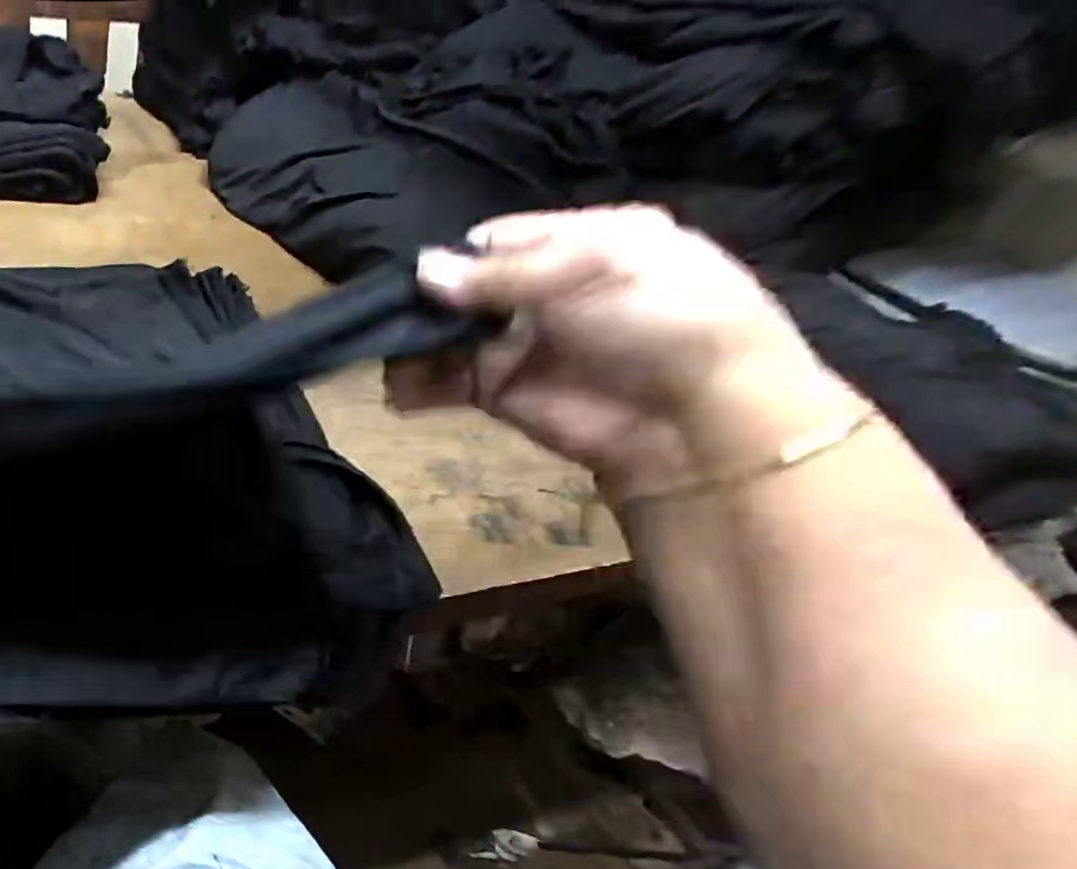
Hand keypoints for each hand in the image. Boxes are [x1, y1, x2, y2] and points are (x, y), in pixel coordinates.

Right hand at [391, 205, 853, 488]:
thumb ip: (502, 274)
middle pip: (461, 292)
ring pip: (446, 338)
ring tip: (387, 357)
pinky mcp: (498, 394)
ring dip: (413, 346)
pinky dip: (416, 388)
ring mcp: (515, 345)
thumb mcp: (588, 271)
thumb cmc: (655, 317)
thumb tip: (421, 271)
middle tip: (385, 321)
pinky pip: (445, 384)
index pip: (493, 242)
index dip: (453, 256)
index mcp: (571, 244)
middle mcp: (537, 293)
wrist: (690, 418)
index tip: (414, 276)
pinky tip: (397, 390)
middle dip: (424, 305)